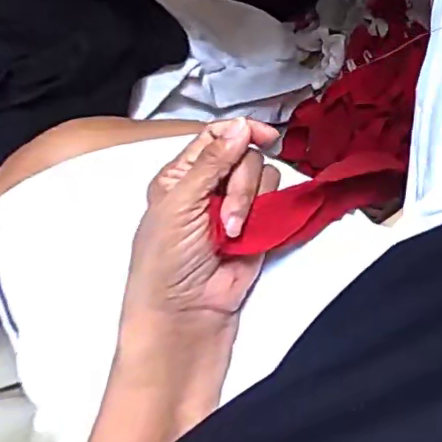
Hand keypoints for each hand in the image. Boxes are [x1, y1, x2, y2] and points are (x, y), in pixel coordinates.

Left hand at [121, 118, 281, 330]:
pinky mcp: (259, 220)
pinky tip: (252, 231)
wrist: (186, 315)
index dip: (240, 131)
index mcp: (182, 175)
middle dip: (241, 182)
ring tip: (233, 230)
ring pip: (264, 173)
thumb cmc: (165, 265)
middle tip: (226, 213)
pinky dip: (268, 210)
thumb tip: (242, 125)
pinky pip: (276, 197)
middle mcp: (211, 183)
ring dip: (251, 200)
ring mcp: (236, 202)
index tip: (262, 136)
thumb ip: (212, 162)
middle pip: (246, 153)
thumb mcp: (179, 206)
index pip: (216, 135)